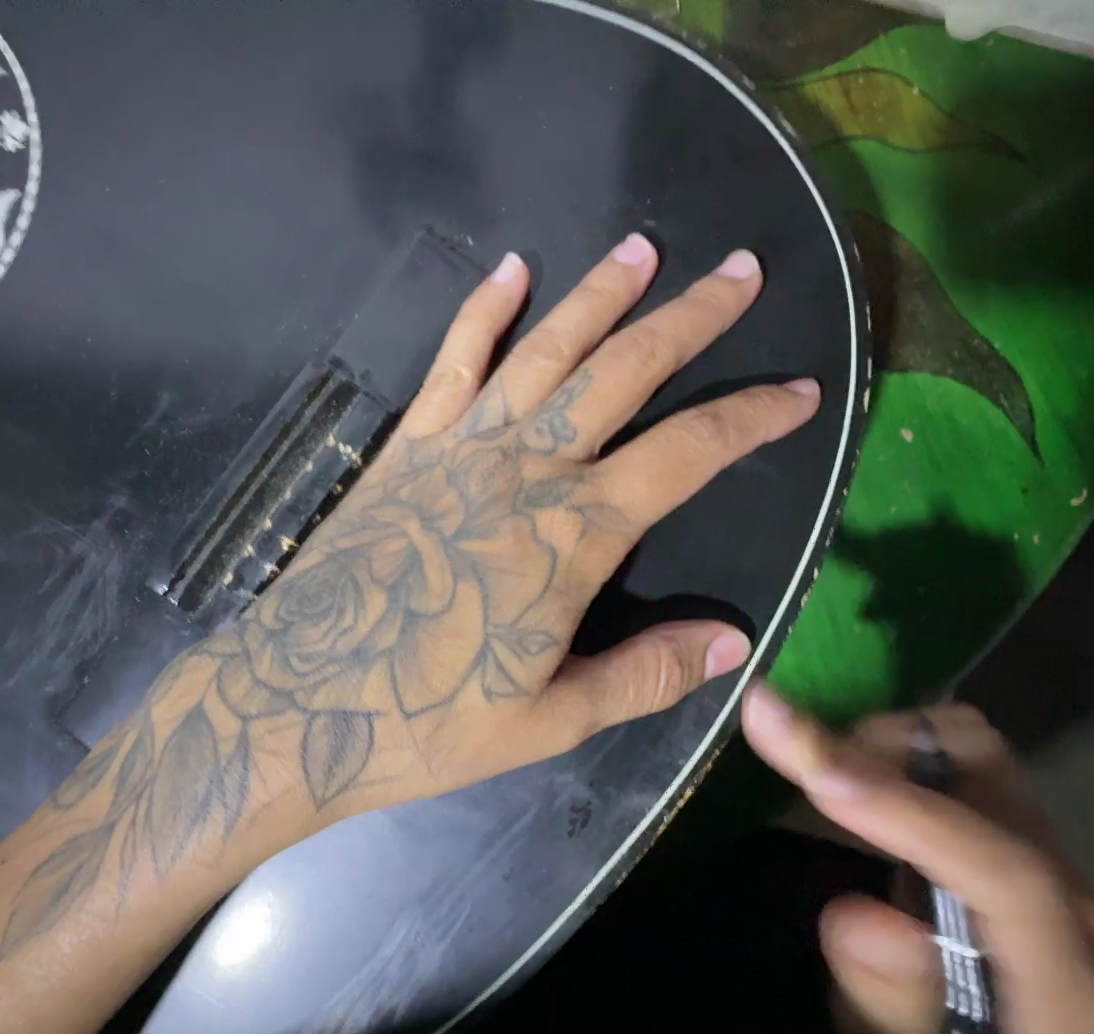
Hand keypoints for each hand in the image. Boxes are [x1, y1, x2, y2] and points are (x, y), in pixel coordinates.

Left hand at [113, 234, 817, 841]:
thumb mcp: (549, 719)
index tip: (798, 392)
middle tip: (740, 273)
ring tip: (644, 251)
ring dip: (600, 295)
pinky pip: (453, 362)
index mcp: (572, 534)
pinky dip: (484, 311)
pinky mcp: (409, 447)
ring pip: (545, 351)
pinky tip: (512, 270)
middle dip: (690, 320)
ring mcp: (460, 447)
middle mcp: (524, 469)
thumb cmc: (425, 722)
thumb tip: (733, 642)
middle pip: (624, 373)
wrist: (296, 703)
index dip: (749, 419)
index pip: (686, 455)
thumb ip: (644, 676)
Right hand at [742, 687, 1093, 1033]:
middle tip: (787, 745)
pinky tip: (852, 768)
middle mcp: (1084, 909)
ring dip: (882, 741)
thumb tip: (861, 920)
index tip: (816, 773)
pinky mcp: (1026, 821)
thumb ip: (883, 996)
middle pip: (989, 787)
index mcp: (1072, 993)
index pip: (1006, 878)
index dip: (910, 815)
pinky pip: (960, 745)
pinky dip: (895, 738)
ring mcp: (1061, 855)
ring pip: (972, 745)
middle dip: (875, 756)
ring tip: (821, 769)